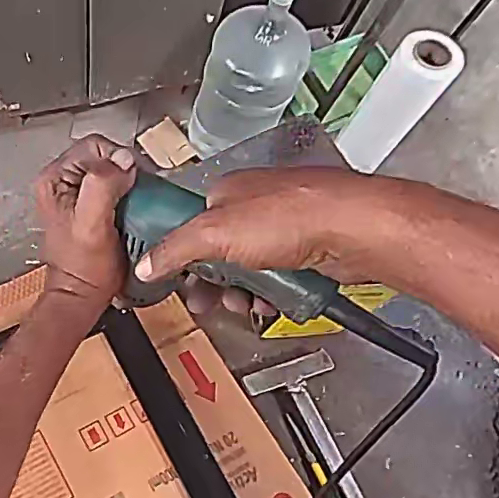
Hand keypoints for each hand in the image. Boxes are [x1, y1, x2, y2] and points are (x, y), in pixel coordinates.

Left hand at [33, 135, 137, 305]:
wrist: (83, 295)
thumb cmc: (84, 268)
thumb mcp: (92, 224)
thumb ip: (103, 186)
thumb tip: (123, 161)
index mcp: (55, 179)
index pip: (95, 145)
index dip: (120, 159)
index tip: (136, 181)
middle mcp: (62, 182)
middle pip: (104, 156)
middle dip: (127, 172)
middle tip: (140, 194)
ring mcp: (76, 195)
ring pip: (112, 172)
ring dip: (130, 185)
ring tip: (138, 204)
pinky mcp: (91, 207)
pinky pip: (115, 189)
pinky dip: (129, 196)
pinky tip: (134, 211)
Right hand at [134, 167, 426, 316]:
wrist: (352, 231)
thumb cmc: (295, 216)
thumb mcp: (217, 233)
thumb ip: (175, 249)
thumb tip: (146, 265)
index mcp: (225, 193)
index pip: (185, 226)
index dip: (177, 257)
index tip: (173, 281)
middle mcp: (251, 208)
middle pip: (214, 254)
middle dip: (209, 283)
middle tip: (205, 302)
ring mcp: (277, 231)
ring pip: (244, 271)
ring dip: (239, 293)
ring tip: (242, 304)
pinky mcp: (299, 253)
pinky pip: (271, 280)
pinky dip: (266, 295)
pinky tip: (268, 302)